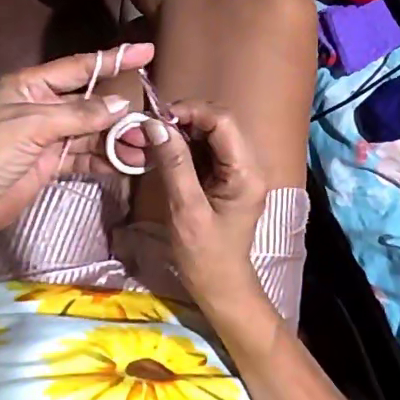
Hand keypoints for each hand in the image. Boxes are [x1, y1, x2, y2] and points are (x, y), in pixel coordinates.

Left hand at [0, 44, 154, 235]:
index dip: (113, 59)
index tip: (147, 52)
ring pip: (92, 132)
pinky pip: (85, 157)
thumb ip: (79, 114)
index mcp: (30, 85)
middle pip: (91, 102)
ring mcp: (47, 137)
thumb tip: (122, 104)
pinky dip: (105, 160)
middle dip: (121, 112)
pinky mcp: (51, 165)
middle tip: (152, 122)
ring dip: (117, 140)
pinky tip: (128, 164)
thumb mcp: (31, 125)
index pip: (79, 66)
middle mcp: (42, 106)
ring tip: (146, 148)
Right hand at [143, 100, 270, 300]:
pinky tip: (162, 151)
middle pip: (218, 123)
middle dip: (184, 119)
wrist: (221, 288)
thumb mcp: (186, 210)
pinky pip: (205, 150)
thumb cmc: (205, 255)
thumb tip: (154, 125)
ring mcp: (238, 171)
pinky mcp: (225, 178)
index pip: (223, 121)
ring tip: (152, 137)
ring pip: (210, 134)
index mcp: (247, 172)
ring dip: (181, 131)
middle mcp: (248, 165)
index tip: (157, 118)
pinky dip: (183, 146)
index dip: (190, 111)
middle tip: (151, 127)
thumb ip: (173, 164)